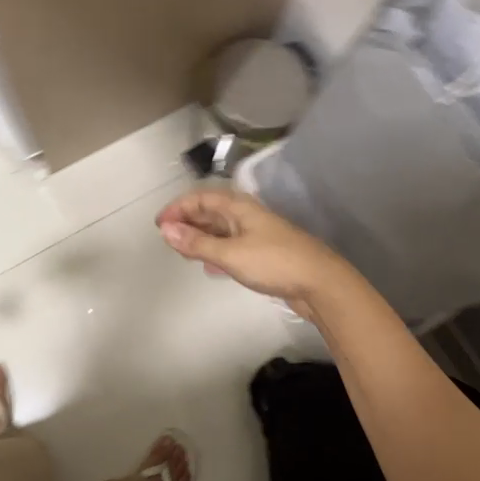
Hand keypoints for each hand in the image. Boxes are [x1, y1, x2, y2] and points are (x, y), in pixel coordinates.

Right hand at [156, 188, 357, 316]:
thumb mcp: (230, 254)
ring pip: (221, 229)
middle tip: (168, 239)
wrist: (319, 283)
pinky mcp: (264, 254)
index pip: (201, 197)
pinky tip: (210, 265)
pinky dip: (216, 252)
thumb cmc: (273, 262)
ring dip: (201, 237)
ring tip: (183, 252)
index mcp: (239, 207)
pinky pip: (232, 246)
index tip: (159, 225)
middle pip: (211, 211)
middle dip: (188, 221)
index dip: (178, 207)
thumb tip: (166, 229)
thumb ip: (197, 243)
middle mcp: (247, 215)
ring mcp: (256, 234)